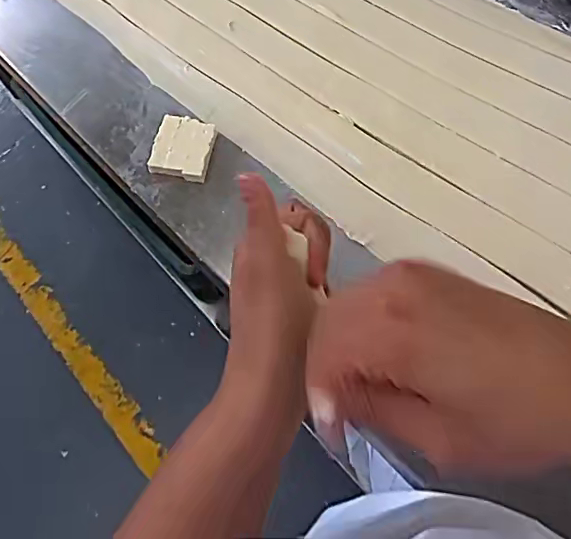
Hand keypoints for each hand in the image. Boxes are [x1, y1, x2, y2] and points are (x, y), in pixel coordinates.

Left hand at [222, 174, 328, 405]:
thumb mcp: (269, 262)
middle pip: (309, 239)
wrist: (271, 395)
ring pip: (316, 266)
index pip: (297, 215)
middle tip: (315, 290)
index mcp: (258, 247)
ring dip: (325, 284)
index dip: (313, 237)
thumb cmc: (273, 327)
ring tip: (320, 311)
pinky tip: (323, 324)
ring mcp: (280, 292)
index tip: (311, 267)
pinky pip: (318, 294)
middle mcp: (266, 264)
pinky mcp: (293, 317)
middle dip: (320, 259)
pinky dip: (325, 304)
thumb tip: (245, 175)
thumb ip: (261, 216)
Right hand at [306, 260, 570, 474]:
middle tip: (343, 410)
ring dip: (343, 341)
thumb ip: (375, 410)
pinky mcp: (428, 272)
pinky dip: (366, 322)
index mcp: (393, 327)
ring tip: (365, 386)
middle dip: (325, 364)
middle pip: (329, 318)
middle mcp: (394, 286)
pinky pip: (375, 292)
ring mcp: (411, 272)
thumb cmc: (514, 418)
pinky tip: (388, 356)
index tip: (335, 428)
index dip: (319, 393)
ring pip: (349, 301)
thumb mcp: (439, 438)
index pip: (322, 350)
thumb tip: (339, 398)